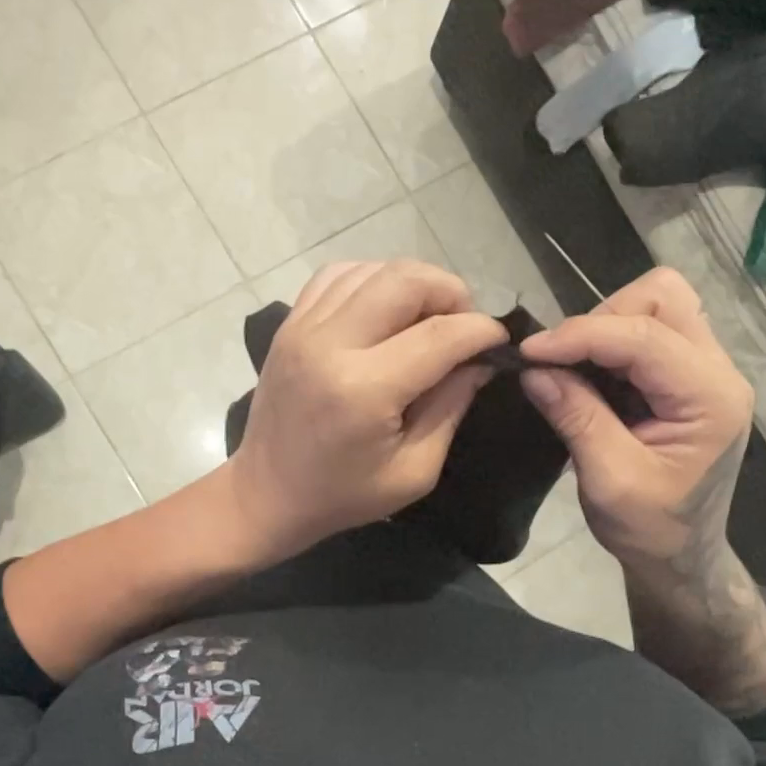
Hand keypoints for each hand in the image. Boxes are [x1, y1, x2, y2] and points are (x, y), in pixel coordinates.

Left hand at [227, 261, 506, 559]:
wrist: (267, 494)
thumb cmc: (343, 495)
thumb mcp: (414, 471)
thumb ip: (450, 408)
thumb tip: (479, 361)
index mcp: (364, 390)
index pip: (440, 334)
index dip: (481, 331)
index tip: (498, 343)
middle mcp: (330, 345)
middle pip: (405, 280)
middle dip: (451, 293)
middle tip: (464, 325)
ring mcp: (303, 328)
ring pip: (373, 270)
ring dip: (413, 284)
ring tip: (428, 318)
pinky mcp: (288, 324)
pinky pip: (338, 275)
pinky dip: (372, 280)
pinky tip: (386, 309)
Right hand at [517, 268, 754, 569]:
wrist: (681, 556)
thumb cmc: (651, 530)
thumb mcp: (609, 481)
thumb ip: (577, 418)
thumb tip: (534, 370)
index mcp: (711, 398)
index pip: (645, 337)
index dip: (581, 335)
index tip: (528, 352)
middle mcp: (718, 371)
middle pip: (663, 298)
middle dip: (603, 320)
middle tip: (562, 363)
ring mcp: (706, 370)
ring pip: (658, 305)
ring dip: (608, 327)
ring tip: (575, 370)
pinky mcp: (687, 377)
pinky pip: (651, 331)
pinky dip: (612, 343)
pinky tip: (590, 377)